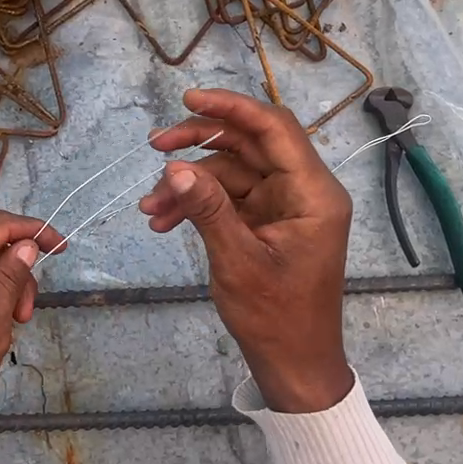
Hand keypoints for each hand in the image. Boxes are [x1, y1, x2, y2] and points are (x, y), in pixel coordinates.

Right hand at [139, 88, 354, 413]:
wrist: (292, 363)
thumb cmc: (276, 316)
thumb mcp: (236, 261)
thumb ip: (208, 209)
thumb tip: (174, 168)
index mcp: (312, 193)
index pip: (274, 129)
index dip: (231, 108)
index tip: (188, 101)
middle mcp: (302, 190)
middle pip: (247, 144)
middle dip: (198, 144)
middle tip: (154, 146)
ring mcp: (282, 205)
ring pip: (229, 171)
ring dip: (188, 184)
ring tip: (150, 208)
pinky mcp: (265, 220)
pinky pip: (226, 197)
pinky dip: (195, 205)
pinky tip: (163, 222)